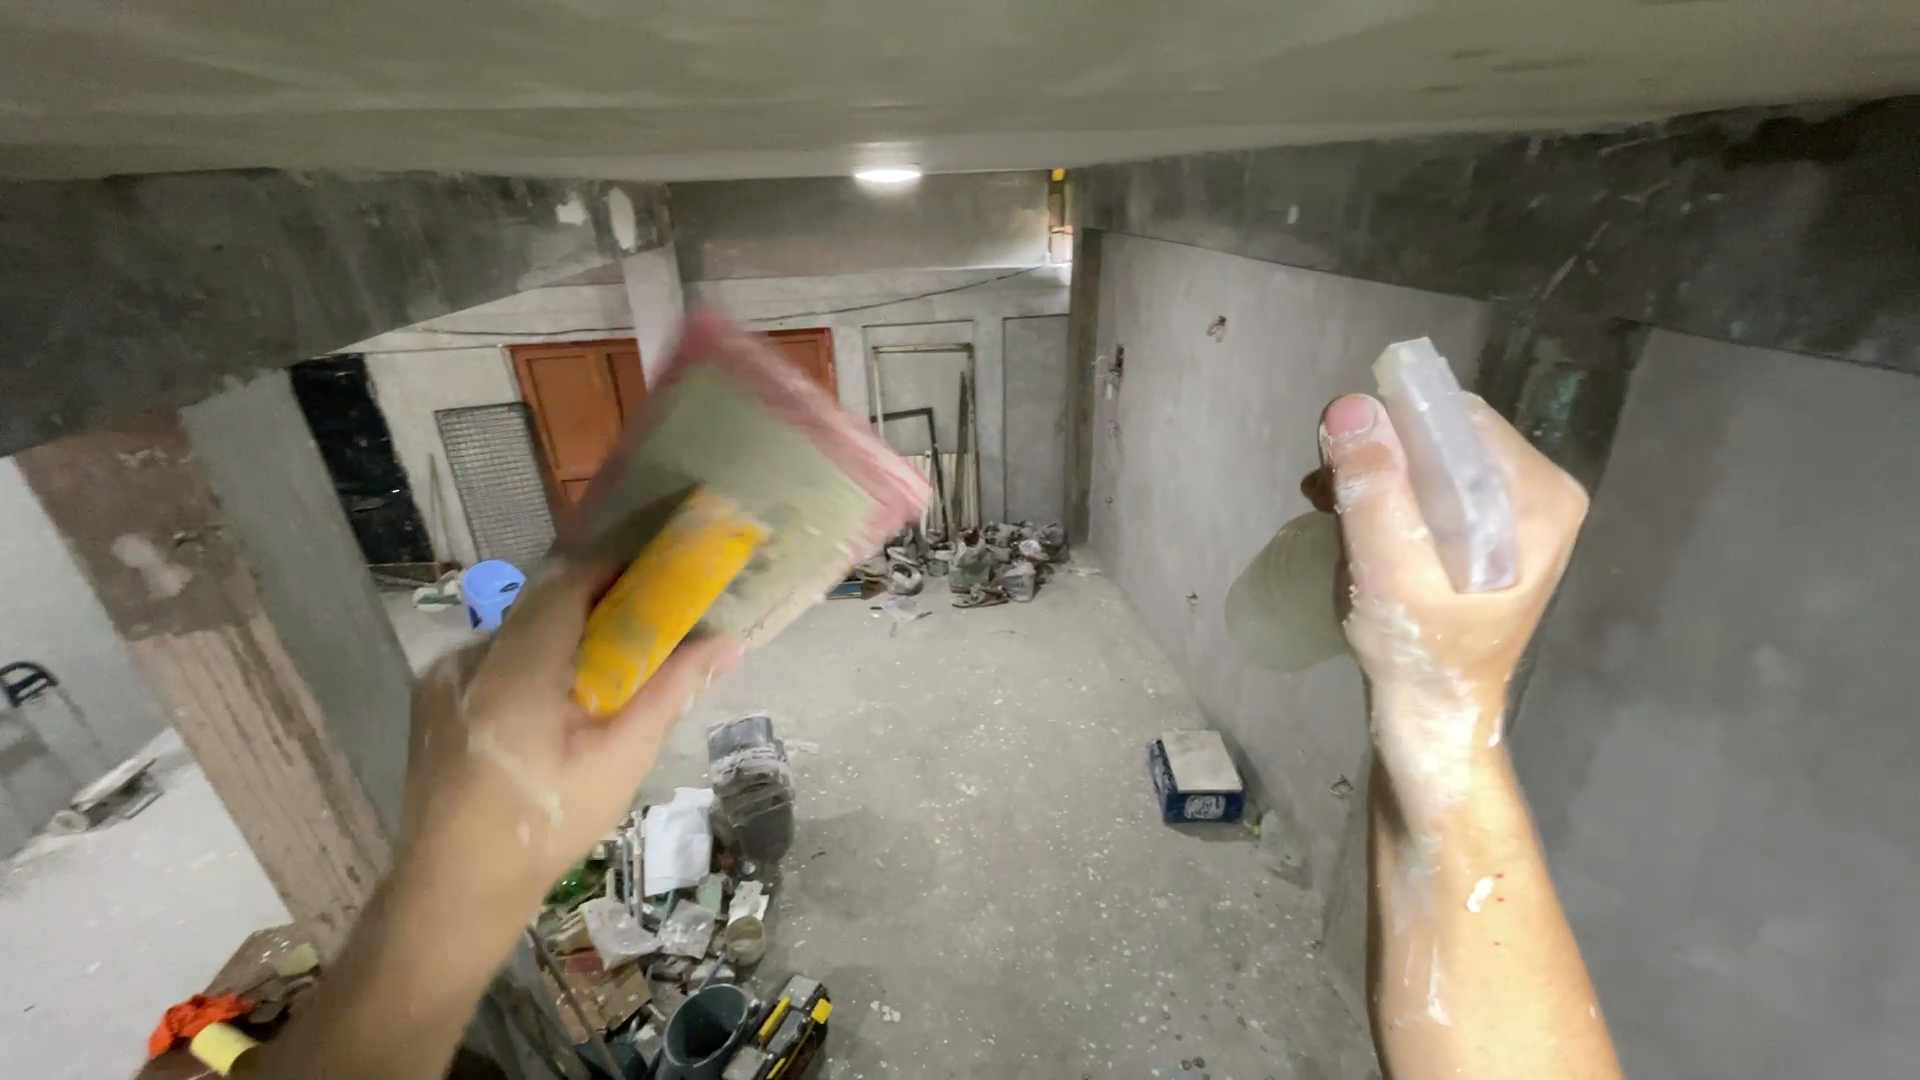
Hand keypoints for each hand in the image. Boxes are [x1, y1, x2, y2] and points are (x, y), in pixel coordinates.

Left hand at [394, 557, 736, 923]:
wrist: (453, 891)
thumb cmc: (548, 824)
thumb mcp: (623, 758)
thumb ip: (672, 689)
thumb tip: (728, 642)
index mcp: (515, 670)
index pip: (567, 583)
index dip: (614, 571)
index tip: (658, 581)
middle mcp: (470, 659)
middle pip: (543, 601)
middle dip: (598, 602)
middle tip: (644, 627)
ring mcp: (443, 676)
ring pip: (519, 627)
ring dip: (565, 632)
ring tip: (603, 672)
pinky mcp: (434, 695)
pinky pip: (496, 653)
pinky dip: (535, 657)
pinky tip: (555, 702)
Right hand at [1309, 393, 1587, 815]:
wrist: (1430, 707)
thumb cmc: (1417, 648)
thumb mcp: (1388, 570)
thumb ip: (1373, 490)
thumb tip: (1348, 406)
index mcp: (1537, 497)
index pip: (1456, 420)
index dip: (1389, 426)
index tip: (1337, 459)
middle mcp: (1532, 493)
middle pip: (1440, 435)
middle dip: (1374, 452)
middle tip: (1326, 491)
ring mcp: (1506, 513)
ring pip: (1425, 458)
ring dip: (1368, 473)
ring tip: (1328, 508)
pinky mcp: (1476, 530)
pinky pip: (1422, 484)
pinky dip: (1377, 492)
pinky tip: (1347, 517)